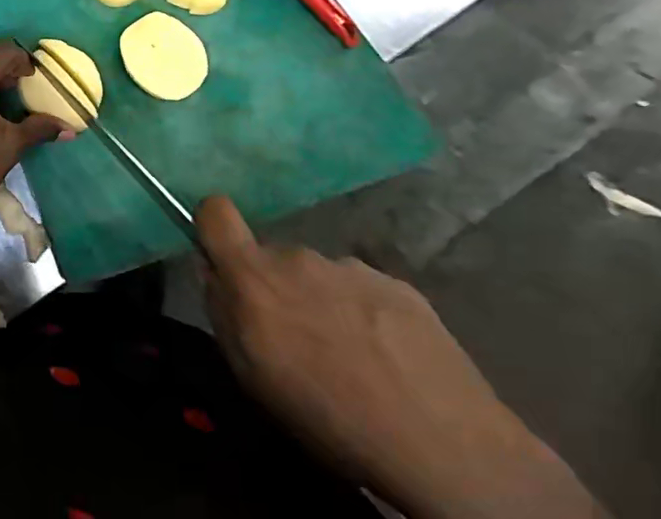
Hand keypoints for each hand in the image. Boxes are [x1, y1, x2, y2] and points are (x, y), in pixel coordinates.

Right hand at [197, 197, 603, 518]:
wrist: (448, 448)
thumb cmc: (326, 413)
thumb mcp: (249, 371)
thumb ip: (222, 311)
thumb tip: (217, 276)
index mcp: (253, 276)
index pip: (216, 213)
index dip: (212, 225)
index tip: (222, 255)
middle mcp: (299, 258)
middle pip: (272, 257)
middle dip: (277, 287)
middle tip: (300, 338)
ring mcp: (354, 269)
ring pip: (321, 276)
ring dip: (324, 302)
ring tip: (353, 355)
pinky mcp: (403, 287)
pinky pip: (365, 290)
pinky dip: (367, 315)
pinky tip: (389, 359)